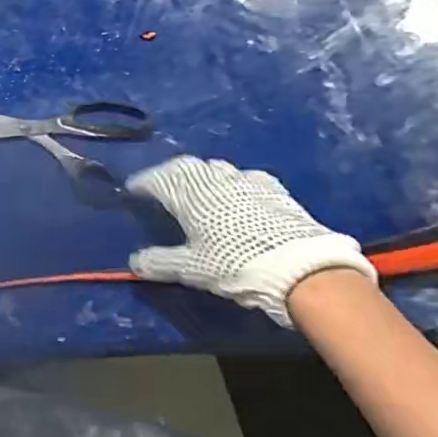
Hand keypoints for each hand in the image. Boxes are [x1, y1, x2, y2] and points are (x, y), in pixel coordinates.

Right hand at [126, 156, 375, 326]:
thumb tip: (135, 263)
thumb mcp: (190, 267)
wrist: (304, 270)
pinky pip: (247, 178)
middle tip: (162, 186)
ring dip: (202, 175)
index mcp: (190, 196)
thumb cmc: (235, 263)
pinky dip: (233, 183)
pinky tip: (238, 195)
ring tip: (198, 189)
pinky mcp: (277, 193)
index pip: (159, 179)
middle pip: (188, 167)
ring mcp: (249, 184)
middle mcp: (217, 182)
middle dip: (171, 174)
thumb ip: (160, 262)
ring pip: (217, 169)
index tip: (133, 189)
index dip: (143, 182)